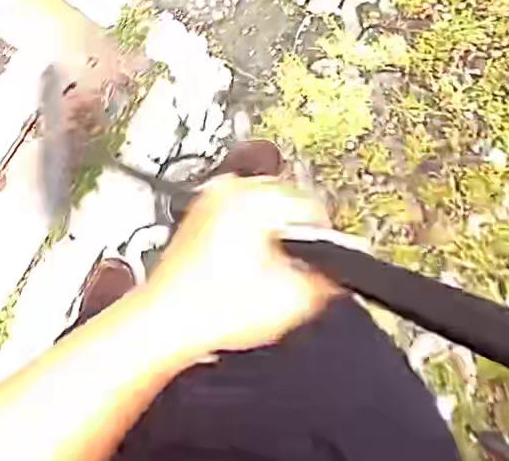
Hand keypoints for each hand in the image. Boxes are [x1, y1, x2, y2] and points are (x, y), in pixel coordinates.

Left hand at [134, 175, 338, 357]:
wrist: (167, 320)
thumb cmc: (211, 308)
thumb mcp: (288, 299)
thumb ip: (326, 279)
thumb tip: (341, 270)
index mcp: (252, 197)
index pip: (311, 203)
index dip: (327, 237)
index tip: (331, 257)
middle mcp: (229, 188)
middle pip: (287, 200)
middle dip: (299, 233)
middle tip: (301, 267)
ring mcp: (212, 197)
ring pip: (265, 207)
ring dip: (276, 232)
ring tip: (271, 269)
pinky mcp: (202, 211)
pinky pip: (242, 213)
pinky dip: (253, 233)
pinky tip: (249, 265)